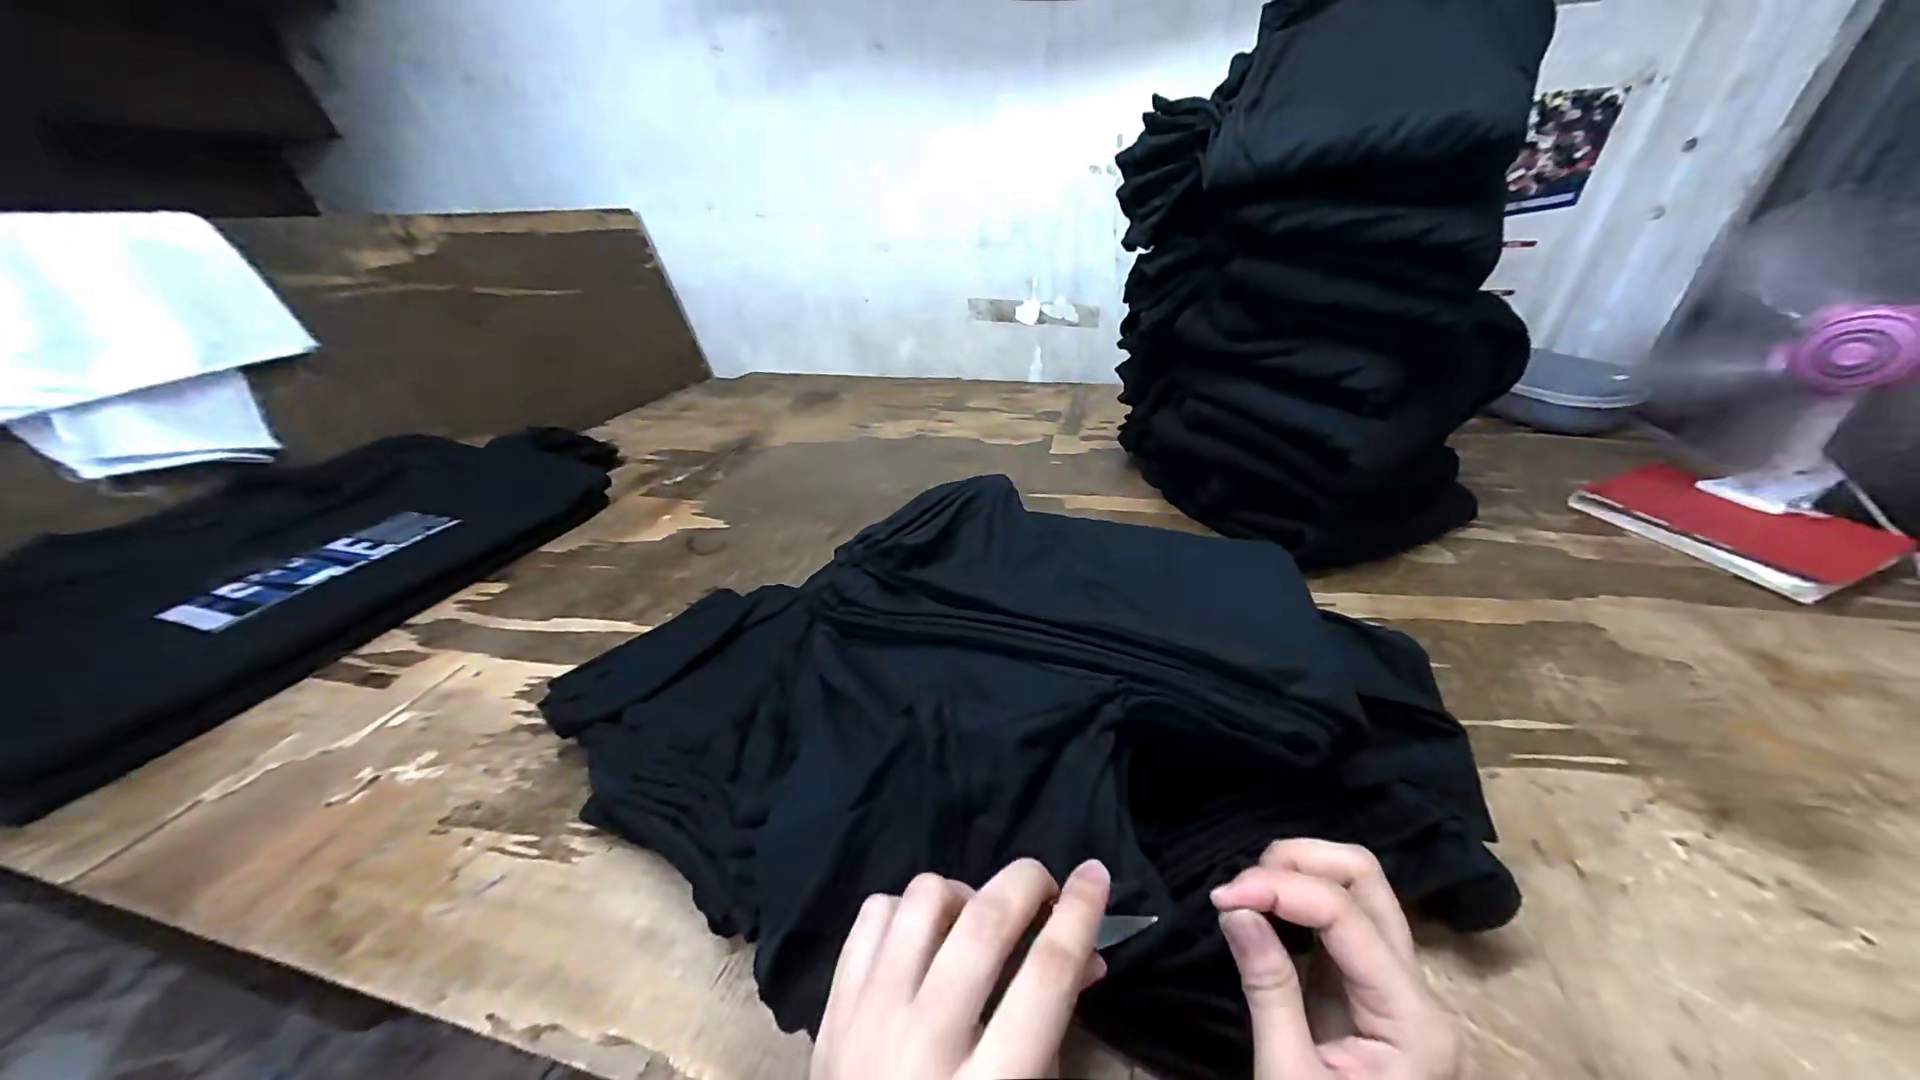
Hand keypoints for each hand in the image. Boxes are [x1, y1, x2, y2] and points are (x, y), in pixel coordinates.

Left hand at [811, 858, 1111, 1079]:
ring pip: (923, 899)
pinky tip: (924, 937)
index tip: (1095, 875)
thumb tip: (1086, 954)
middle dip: (1028, 883)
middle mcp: (924, 1042)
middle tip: (1046, 887)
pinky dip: (908, 910)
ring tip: (977, 920)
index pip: (1046, 975)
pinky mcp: (835, 1004)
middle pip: (985, 922)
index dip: (1079, 914)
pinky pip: (876, 913)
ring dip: (964, 893)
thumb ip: (1055, 1029)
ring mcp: (869, 1016)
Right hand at [1211, 840, 1458, 1079]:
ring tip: (1250, 893)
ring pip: (1359, 886)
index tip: (1220, 896)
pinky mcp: (1370, 985)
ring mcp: (1399, 984)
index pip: (1346, 914)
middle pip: (1367, 880)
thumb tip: (1233, 906)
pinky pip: (1342, 914)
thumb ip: (1267, 988)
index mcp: (1413, 1020)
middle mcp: (1418, 989)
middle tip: (1242, 884)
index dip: (1279, 888)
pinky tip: (1266, 908)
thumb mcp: (1289, 1078)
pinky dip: (1299, 894)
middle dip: (1298, 862)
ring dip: (1299, 871)